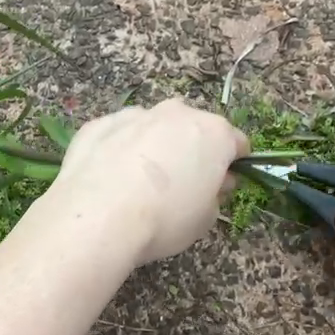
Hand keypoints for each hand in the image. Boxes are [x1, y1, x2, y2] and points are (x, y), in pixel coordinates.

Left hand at [51, 99, 247, 263]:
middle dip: (190, 151)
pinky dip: (117, 149)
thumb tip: (211, 183)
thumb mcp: (205, 219)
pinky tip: (108, 178)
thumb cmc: (163, 220)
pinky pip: (117, 134)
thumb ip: (214, 194)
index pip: (236, 144)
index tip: (220, 185)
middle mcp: (176, 114)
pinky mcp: (99, 124)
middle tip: (178, 186)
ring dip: (152, 146)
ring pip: (152, 127)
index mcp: (213, 133)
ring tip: (136, 183)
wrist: (98, 217)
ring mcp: (135, 114)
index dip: (231, 166)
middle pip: (192, 129)